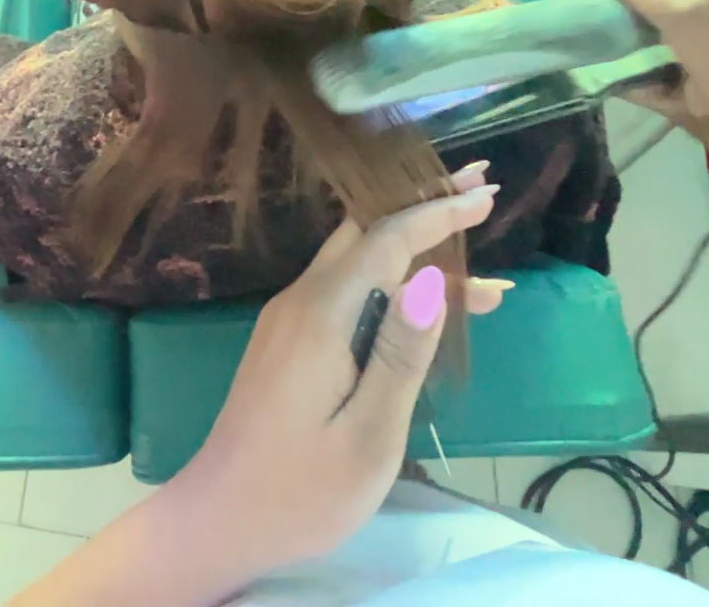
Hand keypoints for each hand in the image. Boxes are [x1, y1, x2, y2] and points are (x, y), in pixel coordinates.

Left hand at [168, 168, 506, 572]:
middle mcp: (300, 301)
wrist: (222, 515)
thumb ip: (401, 352)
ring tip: (477, 256)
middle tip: (479, 192)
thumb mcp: (369, 433)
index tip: (486, 193)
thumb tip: (431, 277)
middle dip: (421, 208)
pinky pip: (343, 291)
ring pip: (356, 262)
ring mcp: (289, 318)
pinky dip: (389, 285)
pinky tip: (428, 306)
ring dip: (411, 249)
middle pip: (364, 234)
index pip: (384, 240)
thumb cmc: (302, 490)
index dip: (436, 213)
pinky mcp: (288, 339)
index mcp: (321, 315)